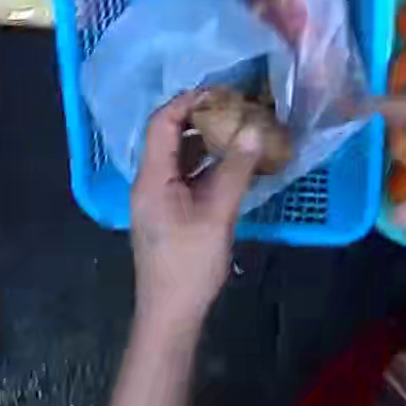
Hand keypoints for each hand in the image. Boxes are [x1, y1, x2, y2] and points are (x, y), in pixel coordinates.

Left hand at [130, 90, 261, 333]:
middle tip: (237, 107)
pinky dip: (210, 162)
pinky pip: (189, 174)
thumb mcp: (218, 213)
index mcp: (152, 178)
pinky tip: (237, 163)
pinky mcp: (172, 210)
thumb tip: (255, 128)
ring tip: (241, 129)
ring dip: (208, 139)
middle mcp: (150, 182)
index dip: (187, 101)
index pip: (162, 123)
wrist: (171, 315)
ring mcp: (160, 197)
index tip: (221, 91)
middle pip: (169, 135)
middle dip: (201, 117)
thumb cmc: (190, 264)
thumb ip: (236, 169)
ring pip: (181, 154)